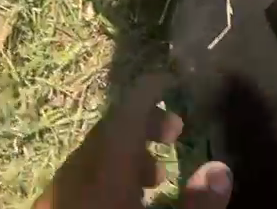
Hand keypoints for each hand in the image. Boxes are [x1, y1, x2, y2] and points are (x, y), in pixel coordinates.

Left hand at [34, 74, 231, 208]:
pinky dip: (104, 178)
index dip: (151, 89)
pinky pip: (78, 182)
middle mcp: (75, 175)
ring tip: (155, 176)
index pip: (128, 110)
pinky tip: (124, 203)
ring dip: (124, 154)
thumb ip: (196, 206)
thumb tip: (220, 168)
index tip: (175, 80)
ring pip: (91, 157)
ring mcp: (56, 198)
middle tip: (176, 133)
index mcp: (104, 170)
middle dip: (143, 124)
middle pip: (108, 131)